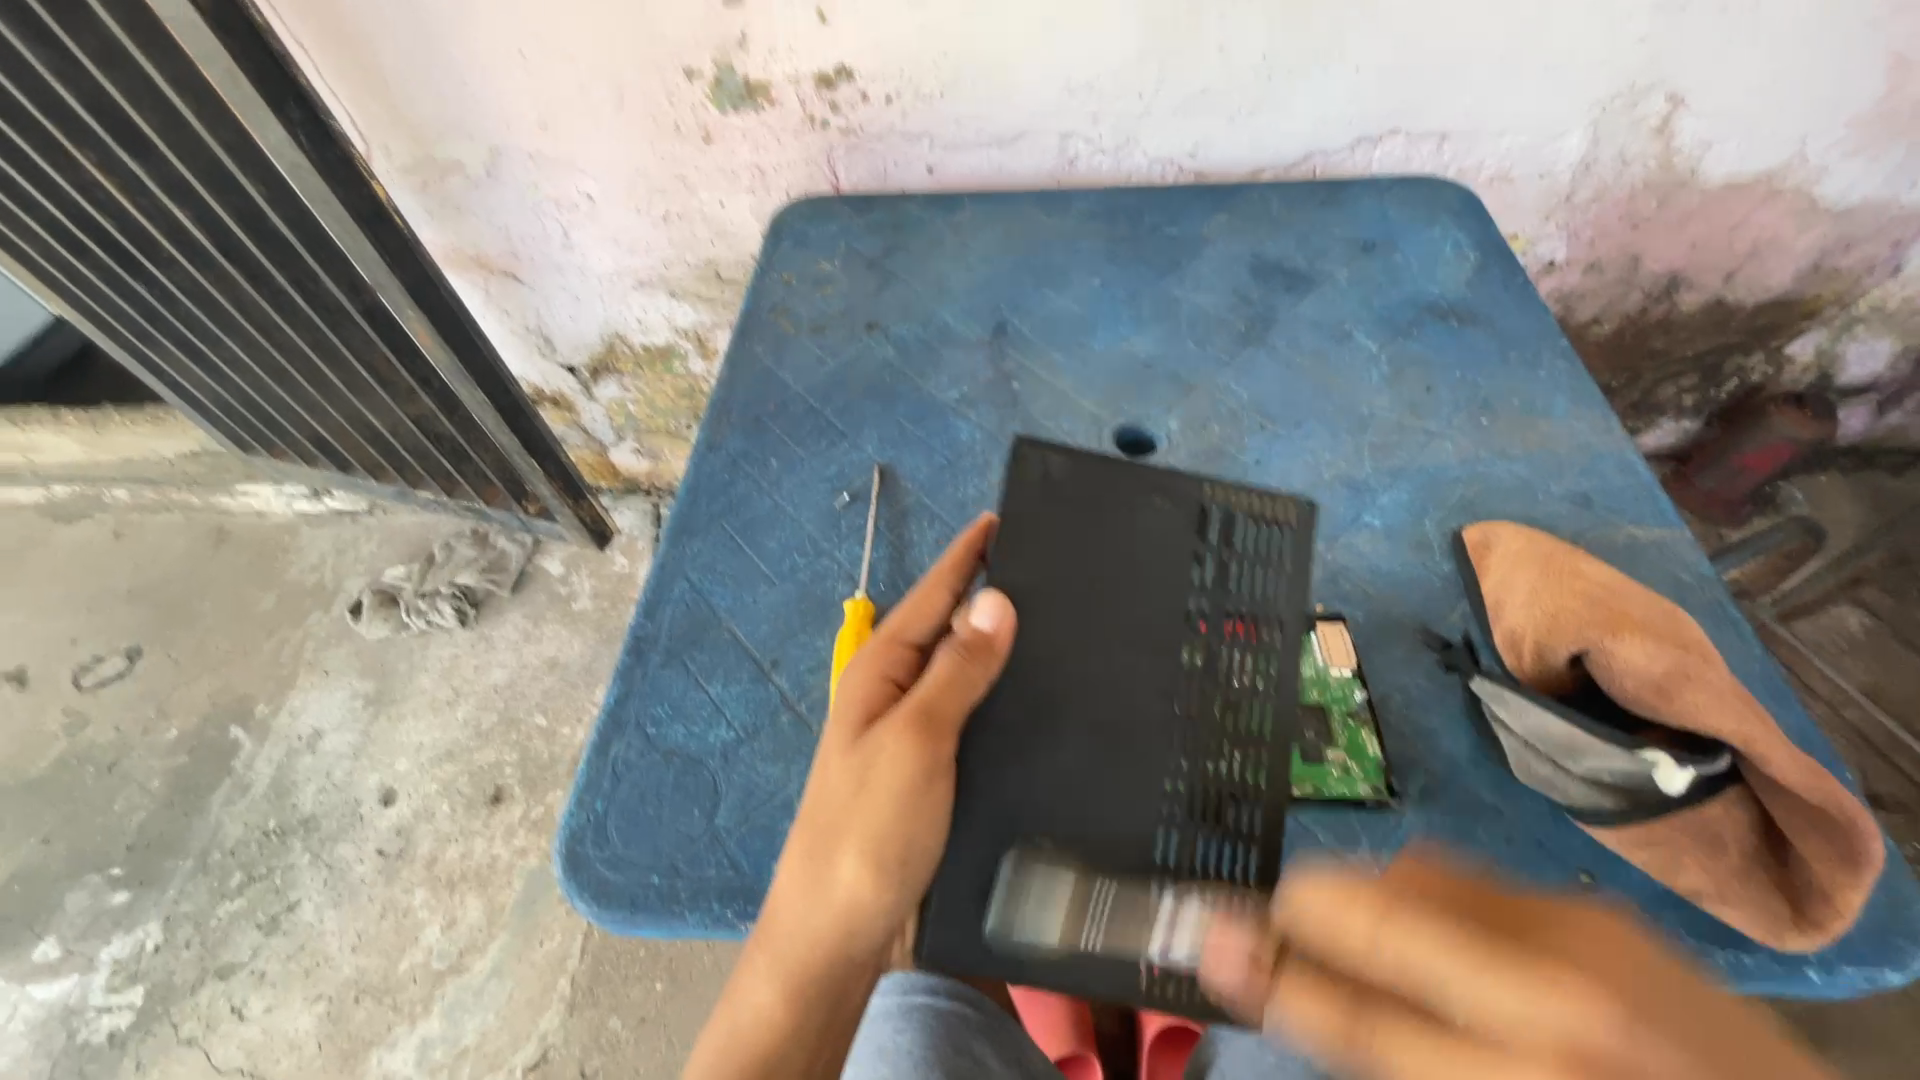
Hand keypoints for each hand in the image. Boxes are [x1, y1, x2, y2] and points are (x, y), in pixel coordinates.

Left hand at [763, 513, 1016, 960]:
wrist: (838, 931)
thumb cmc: (869, 830)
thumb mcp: (917, 741)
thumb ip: (956, 671)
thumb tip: (996, 599)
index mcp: (882, 671)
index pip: (933, 594)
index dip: (969, 556)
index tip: (1008, 518)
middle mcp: (893, 693)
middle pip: (947, 627)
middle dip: (991, 592)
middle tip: (1055, 568)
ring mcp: (911, 734)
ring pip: (961, 671)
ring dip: (998, 643)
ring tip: (1056, 621)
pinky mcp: (929, 771)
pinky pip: (970, 713)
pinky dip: (998, 693)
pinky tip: (1032, 697)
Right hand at [1199, 847, 1836, 1079]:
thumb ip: (1387, 1042)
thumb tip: (1293, 986)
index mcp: (1523, 1072)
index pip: (1354, 1009)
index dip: (1271, 969)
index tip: (1209, 935)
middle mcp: (1553, 991)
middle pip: (1370, 908)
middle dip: (1300, 909)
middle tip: (1254, 919)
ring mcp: (1578, 931)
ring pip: (1406, 875)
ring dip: (1358, 900)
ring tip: (1346, 933)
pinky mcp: (1591, 906)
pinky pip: (1458, 876)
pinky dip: (1413, 896)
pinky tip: (1418, 930)